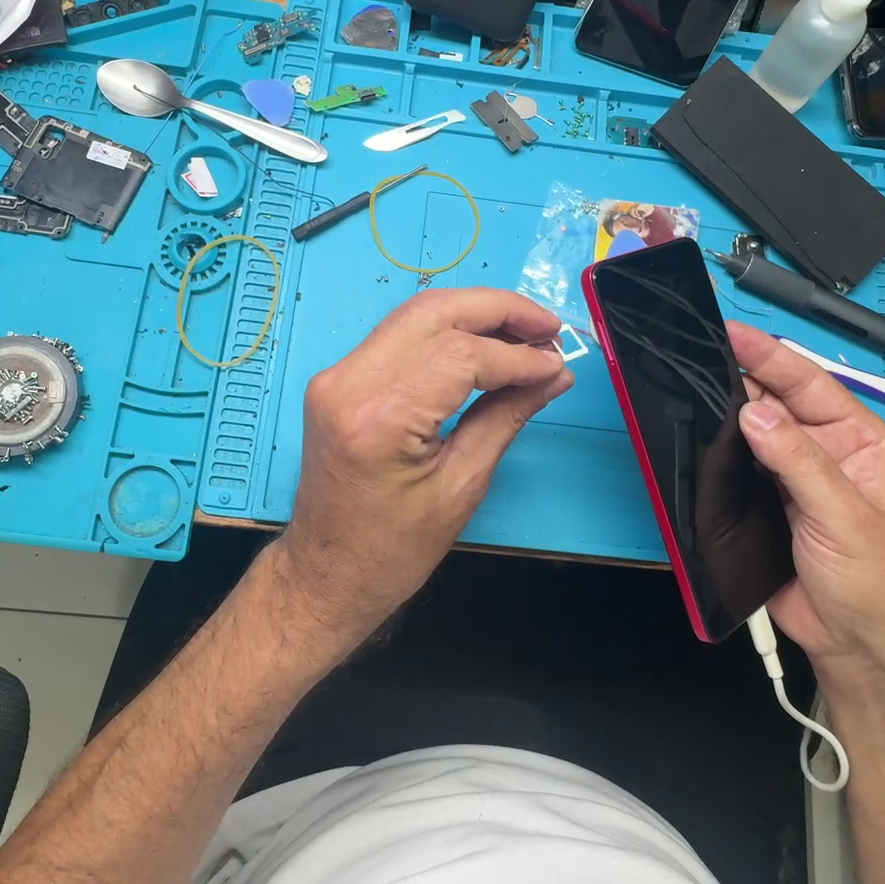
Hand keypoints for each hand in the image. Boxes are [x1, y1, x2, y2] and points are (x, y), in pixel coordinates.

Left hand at [278, 289, 573, 640]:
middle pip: (434, 311)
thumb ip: (506, 417)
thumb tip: (553, 374)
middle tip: (551, 327)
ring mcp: (337, 376)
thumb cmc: (392, 551)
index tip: (558, 363)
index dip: (517, 355)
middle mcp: (349, 382)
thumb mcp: (461, 487)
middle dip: (500, 309)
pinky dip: (447, 331)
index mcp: (379, 417)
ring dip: (476, 313)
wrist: (326, 574)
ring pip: (416, 314)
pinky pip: (400, 336)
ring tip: (528, 331)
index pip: (461, 354)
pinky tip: (485, 344)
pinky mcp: (338, 380)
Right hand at [726, 322, 884, 693]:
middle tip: (696, 354)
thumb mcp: (846, 517)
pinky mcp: (765, 506)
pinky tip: (695, 437)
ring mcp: (792, 480)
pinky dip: (718, 453)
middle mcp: (825, 453)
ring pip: (753, 435)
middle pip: (777, 404)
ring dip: (724, 415)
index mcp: (860, 443)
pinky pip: (738, 469)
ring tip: (687, 386)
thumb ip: (800, 463)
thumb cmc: (882, 583)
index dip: (772, 357)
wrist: (861, 648)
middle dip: (740, 378)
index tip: (732, 333)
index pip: (811, 386)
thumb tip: (754, 411)